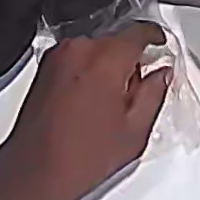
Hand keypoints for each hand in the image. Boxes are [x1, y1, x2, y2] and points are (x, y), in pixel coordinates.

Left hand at [0, 24, 170, 199]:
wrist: (38, 166)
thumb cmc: (82, 155)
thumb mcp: (134, 130)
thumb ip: (153, 93)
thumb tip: (161, 73)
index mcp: (105, 59)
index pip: (137, 33)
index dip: (153, 36)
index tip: (160, 42)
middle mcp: (80, 48)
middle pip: (115, 42)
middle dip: (129, 61)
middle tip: (136, 91)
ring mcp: (59, 53)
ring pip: (95, 49)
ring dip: (106, 65)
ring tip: (108, 104)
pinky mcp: (46, 63)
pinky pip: (76, 56)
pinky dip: (87, 69)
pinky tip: (89, 101)